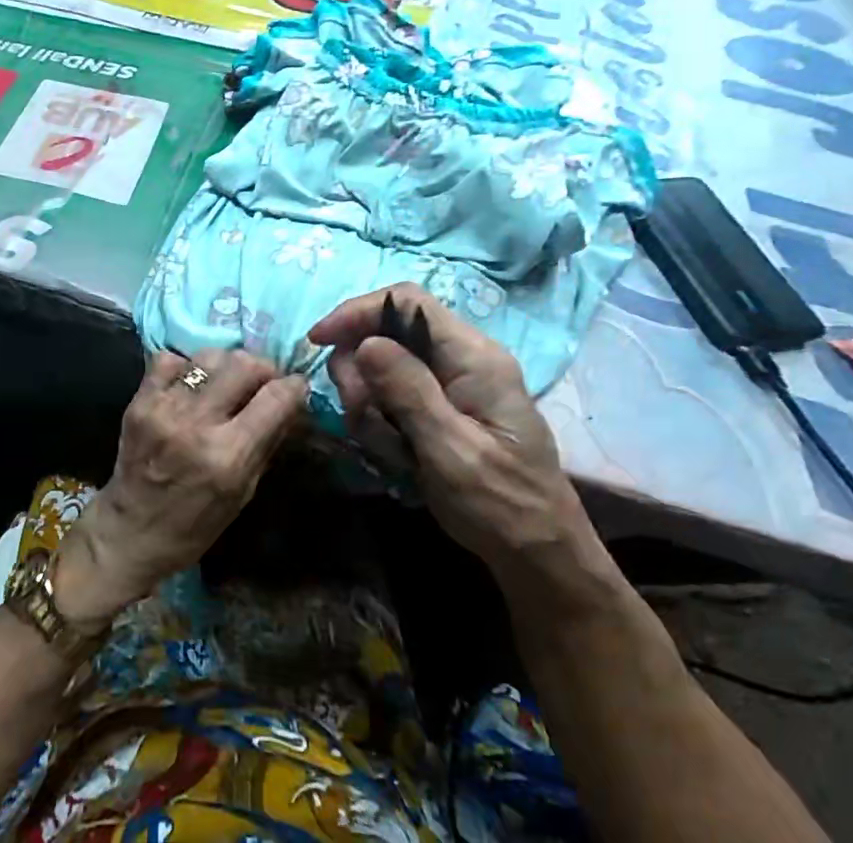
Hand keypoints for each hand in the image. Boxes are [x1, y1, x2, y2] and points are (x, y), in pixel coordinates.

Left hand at [54, 350, 306, 626]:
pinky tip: (191, 386)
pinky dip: (186, 367)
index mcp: (228, 456)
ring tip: (226, 383)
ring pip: (209, 356)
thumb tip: (292, 403)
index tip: (295, 390)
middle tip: (262, 383)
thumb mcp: (243, 492)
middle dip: (264, 369)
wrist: (130, 530)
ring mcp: (163, 408)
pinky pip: (169, 360)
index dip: (295, 388)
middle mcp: (197, 424)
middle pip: (245, 364)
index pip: (277, 397)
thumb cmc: (195, 525)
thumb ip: (267, 442)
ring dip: (227, 365)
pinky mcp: (138, 401)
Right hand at [308, 284, 599, 584]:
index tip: (318, 342)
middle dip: (360, 374)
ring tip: (390, 448)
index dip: (356, 312)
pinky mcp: (438, 406)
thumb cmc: (500, 504)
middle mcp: (461, 360)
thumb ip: (409, 392)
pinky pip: (388, 397)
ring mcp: (449, 384)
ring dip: (368, 406)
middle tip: (362, 416)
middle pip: (385, 335)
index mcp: (474, 358)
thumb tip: (364, 343)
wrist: (534, 550)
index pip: (406, 302)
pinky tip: (397, 455)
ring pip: (379, 369)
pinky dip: (379, 422)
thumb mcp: (450, 451)